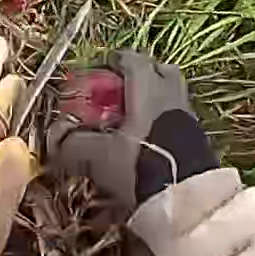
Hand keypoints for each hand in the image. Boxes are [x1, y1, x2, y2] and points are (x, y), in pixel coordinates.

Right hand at [47, 51, 217, 206]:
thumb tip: (56, 141)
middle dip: (139, 76)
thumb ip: (73, 144)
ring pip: (170, 93)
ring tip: (131, 118)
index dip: (113, 61)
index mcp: (148, 88)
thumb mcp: (97, 155)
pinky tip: (146, 139)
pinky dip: (161, 120)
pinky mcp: (198, 137)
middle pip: (158, 70)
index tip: (98, 71)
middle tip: (118, 91)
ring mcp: (188, 115)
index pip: (132, 59)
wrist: (184, 197)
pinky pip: (176, 116)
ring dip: (152, 99)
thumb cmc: (139, 163)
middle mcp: (171, 94)